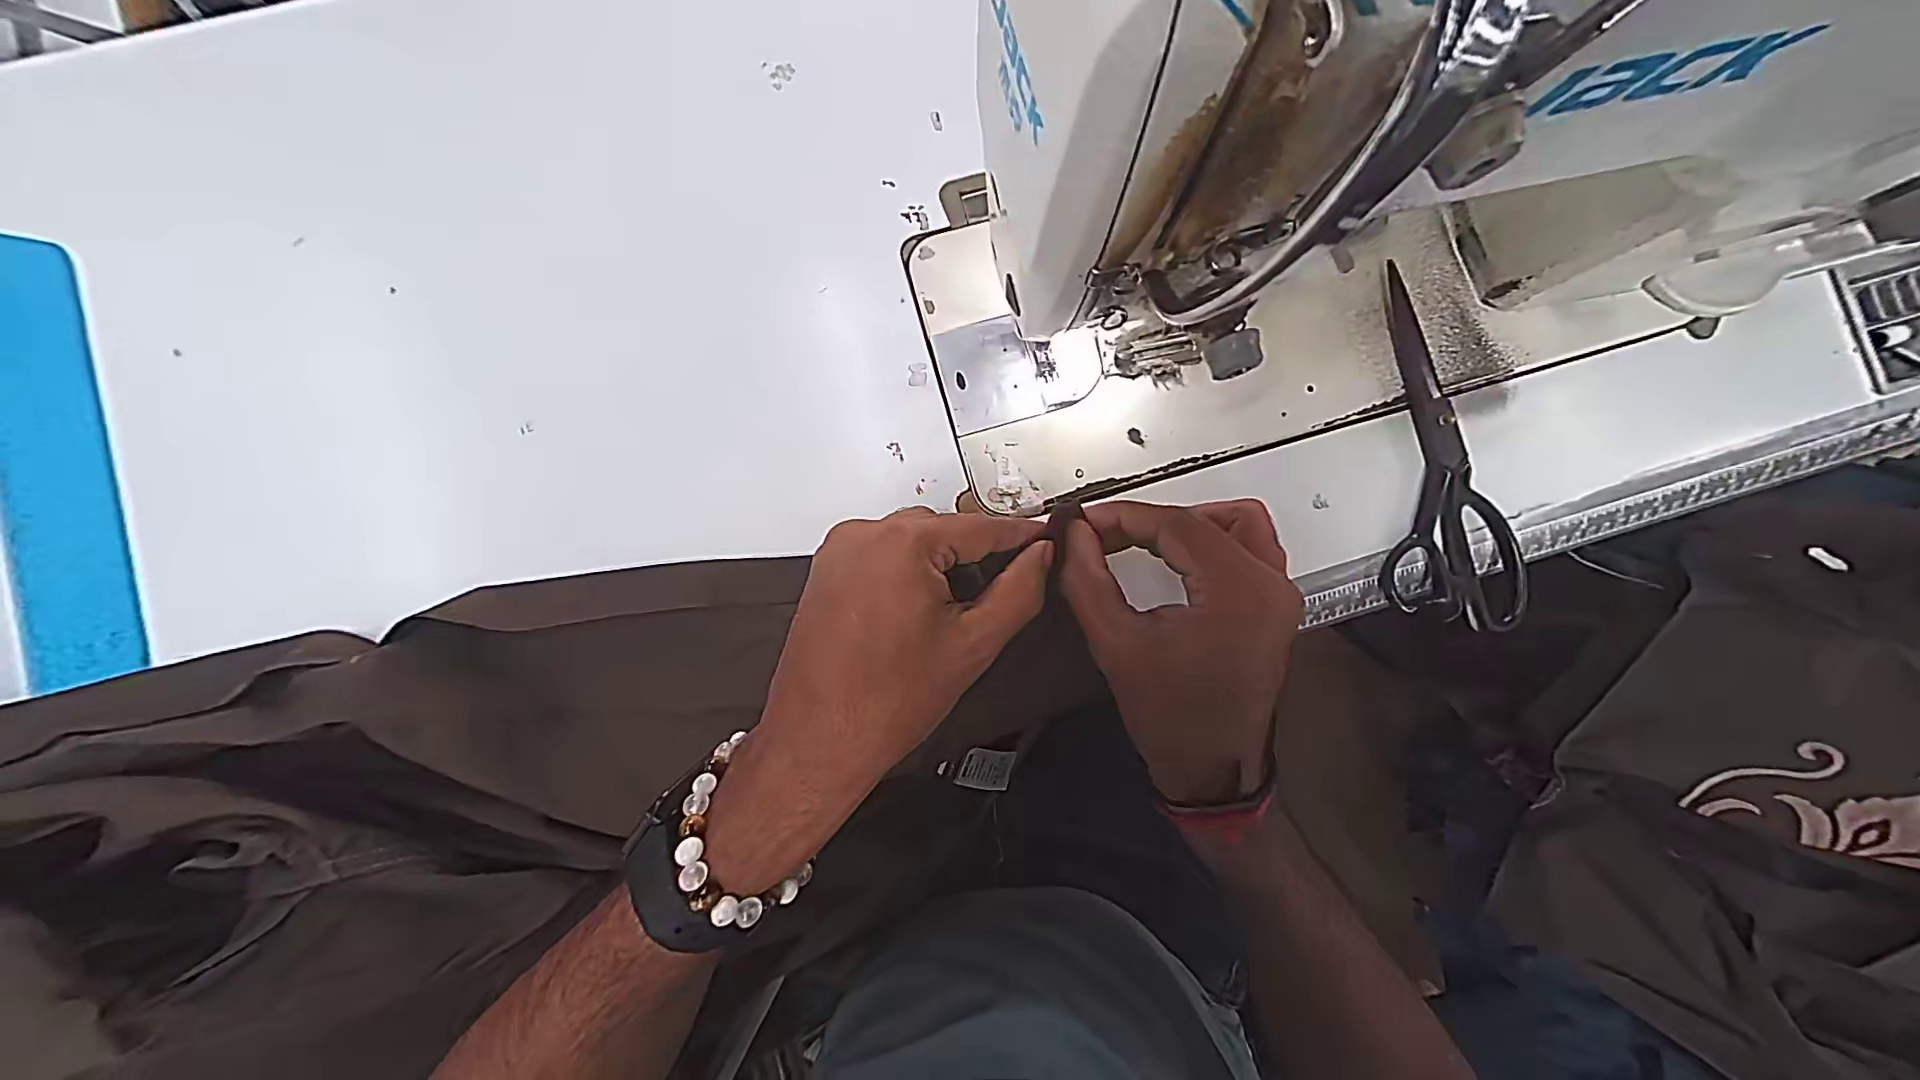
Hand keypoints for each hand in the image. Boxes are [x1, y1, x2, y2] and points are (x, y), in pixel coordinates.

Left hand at [706, 508, 1050, 892]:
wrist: (822, 738)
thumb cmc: (881, 702)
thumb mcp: (974, 644)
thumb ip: (1019, 590)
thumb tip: (1037, 559)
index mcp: (901, 545)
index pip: (978, 526)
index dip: (1019, 534)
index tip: (1040, 537)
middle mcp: (863, 537)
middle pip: (943, 529)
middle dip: (975, 555)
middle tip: (1003, 586)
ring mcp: (839, 553)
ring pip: (911, 540)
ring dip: (939, 564)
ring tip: (951, 615)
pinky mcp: (827, 571)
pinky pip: (881, 554)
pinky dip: (907, 572)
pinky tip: (917, 613)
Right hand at [1060, 500, 1303, 803]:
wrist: (1211, 766)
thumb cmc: (1170, 716)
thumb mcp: (1114, 642)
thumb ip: (1087, 578)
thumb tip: (1076, 534)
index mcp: (1238, 593)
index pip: (1177, 525)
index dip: (1123, 516)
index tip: (1087, 522)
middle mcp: (1271, 586)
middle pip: (1208, 517)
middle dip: (1150, 519)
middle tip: (1106, 533)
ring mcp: (1280, 596)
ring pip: (1237, 523)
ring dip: (1187, 524)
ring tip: (1140, 540)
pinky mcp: (1276, 606)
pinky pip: (1248, 548)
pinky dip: (1209, 542)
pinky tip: (1174, 558)